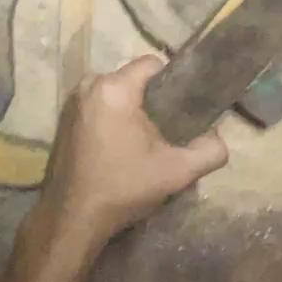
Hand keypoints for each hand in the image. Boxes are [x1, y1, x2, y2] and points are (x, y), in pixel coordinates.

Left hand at [35, 57, 228, 246]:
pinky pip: (97, 106)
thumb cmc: (123, 188)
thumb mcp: (176, 172)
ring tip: (142, 142)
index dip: (172, 81)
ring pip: (114, 93)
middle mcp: (89, 85)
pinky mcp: (63, 119)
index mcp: (114, 88)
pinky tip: (118, 148)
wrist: (72, 218)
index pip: (151, 64)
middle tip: (164, 131)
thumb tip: (219, 138)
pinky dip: (110, 119)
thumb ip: (208, 151)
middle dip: (150, 100)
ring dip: (129, 111)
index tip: (182, 108)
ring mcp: (72, 101)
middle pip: (132, 79)